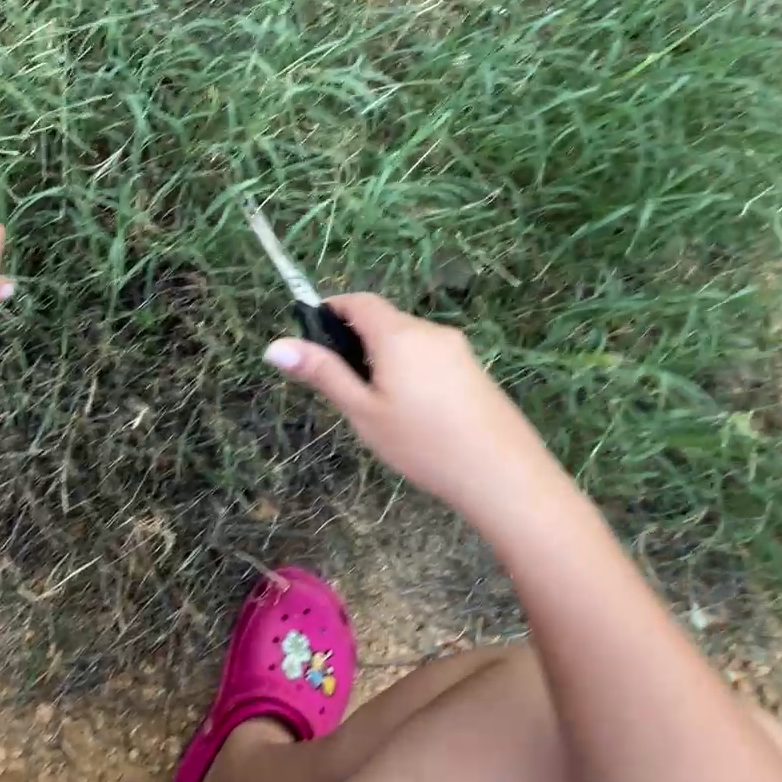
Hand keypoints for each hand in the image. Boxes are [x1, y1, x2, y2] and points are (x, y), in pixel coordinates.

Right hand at [264, 294, 567, 520]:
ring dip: (382, 359)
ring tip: (375, 407)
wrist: (508, 480)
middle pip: (382, 321)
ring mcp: (458, 351)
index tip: (310, 337)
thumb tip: (274, 345)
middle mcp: (430, 332)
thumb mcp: (362, 410)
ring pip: (406, 342)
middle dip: (354, 341)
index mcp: (399, 335)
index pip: (358, 301)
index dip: (329, 309)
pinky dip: (408, 371)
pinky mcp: (475, 372)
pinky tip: (411, 415)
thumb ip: (321, 373)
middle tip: (341, 386)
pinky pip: (429, 357)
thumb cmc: (423, 443)